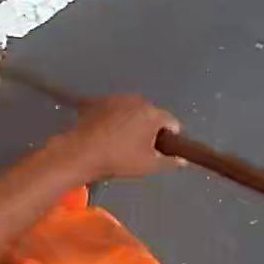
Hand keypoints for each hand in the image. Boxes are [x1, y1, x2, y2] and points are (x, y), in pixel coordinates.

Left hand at [53, 95, 182, 180]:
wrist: (81, 152)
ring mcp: (117, 98)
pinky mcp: (99, 101)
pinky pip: (115, 110)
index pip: (172, 123)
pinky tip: (107, 134)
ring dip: (133, 122)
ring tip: (123, 141)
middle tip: (143, 148)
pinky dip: (116, 119)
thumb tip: (182, 160)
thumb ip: (170, 162)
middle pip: (152, 115)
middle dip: (151, 129)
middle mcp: (137, 100)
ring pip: (133, 111)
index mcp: (153, 114)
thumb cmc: (119, 158)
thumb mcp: (149, 165)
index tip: (164, 151)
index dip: (172, 138)